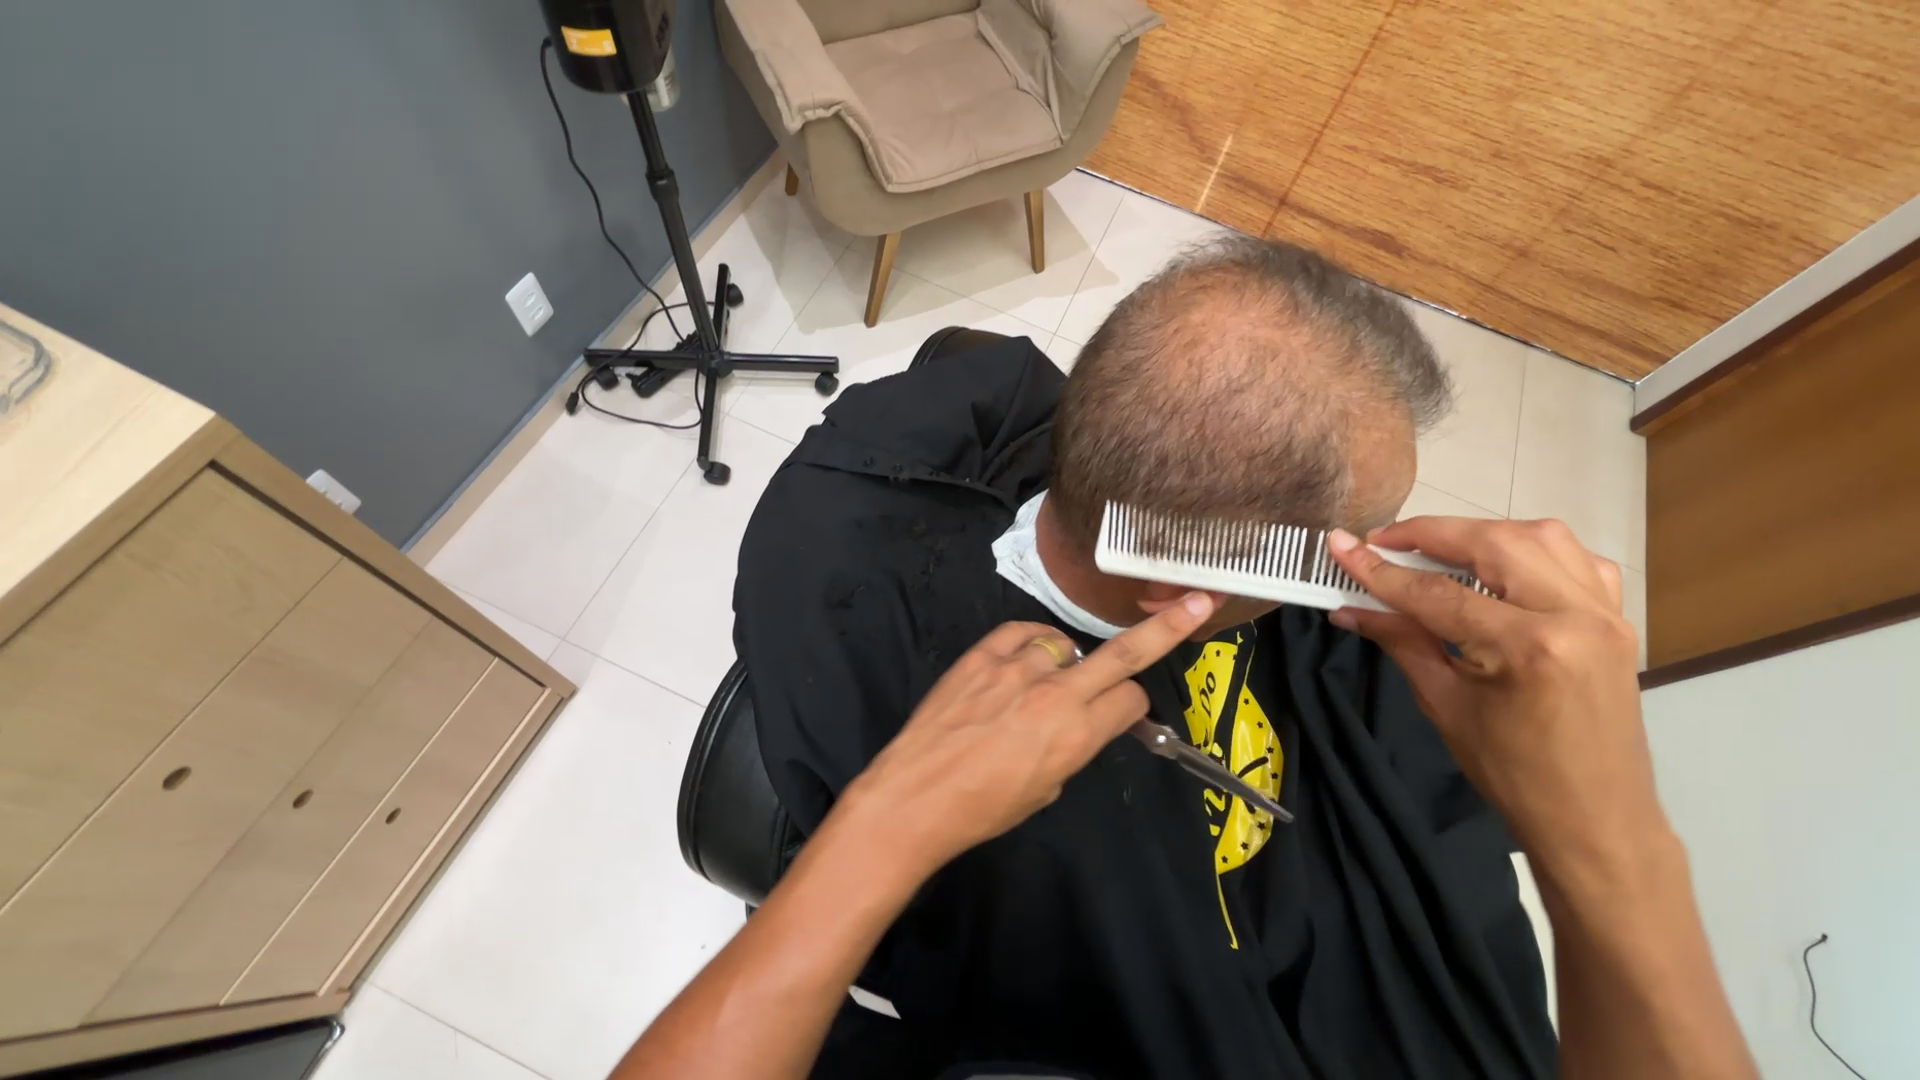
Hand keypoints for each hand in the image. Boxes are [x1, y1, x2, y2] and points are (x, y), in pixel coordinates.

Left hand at [839, 592, 1216, 878]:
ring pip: (1063, 643)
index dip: (1129, 709)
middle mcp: (1055, 692)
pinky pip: (1021, 631)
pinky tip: (1021, 659)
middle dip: (1166, 629)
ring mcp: (1016, 667)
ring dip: (1063, 661)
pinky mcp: (981, 654)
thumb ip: (1073, 747)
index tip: (1120, 714)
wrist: (915, 796)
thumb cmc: (984, 809)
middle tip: (1197, 602)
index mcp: (1077, 734)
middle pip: (1124, 654)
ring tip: (1038, 684)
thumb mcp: (1046, 789)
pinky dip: (1029, 642)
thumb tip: (1080, 723)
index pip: (1131, 700)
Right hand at [1325, 518, 1665, 884]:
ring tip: (1436, 549)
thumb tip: (1347, 606)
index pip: (1436, 592)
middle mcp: (1574, 616)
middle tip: (1384, 542)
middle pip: (1493, 543)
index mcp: (1528, 647)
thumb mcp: (1443, 702)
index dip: (1379, 569)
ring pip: (1540, 537)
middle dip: (1431, 533)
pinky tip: (1502, 568)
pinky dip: (1533, 551)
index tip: (1339, 546)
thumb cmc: (1511, 771)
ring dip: (1481, 534)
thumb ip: (1400, 640)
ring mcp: (1605, 614)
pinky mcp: (1617, 619)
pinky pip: (1577, 560)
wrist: (1595, 817)